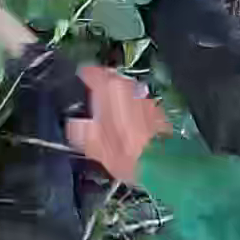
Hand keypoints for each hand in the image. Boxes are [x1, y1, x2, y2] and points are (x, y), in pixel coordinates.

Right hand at [64, 66, 170, 183]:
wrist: (166, 168)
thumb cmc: (125, 152)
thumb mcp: (92, 144)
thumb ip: (78, 129)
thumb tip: (73, 125)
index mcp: (109, 88)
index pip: (91, 71)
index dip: (83, 76)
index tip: (79, 81)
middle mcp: (129, 87)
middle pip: (111, 79)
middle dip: (103, 86)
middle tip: (94, 99)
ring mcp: (147, 99)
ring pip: (128, 91)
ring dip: (119, 97)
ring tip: (112, 114)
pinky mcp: (161, 113)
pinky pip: (140, 104)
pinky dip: (133, 109)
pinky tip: (130, 125)